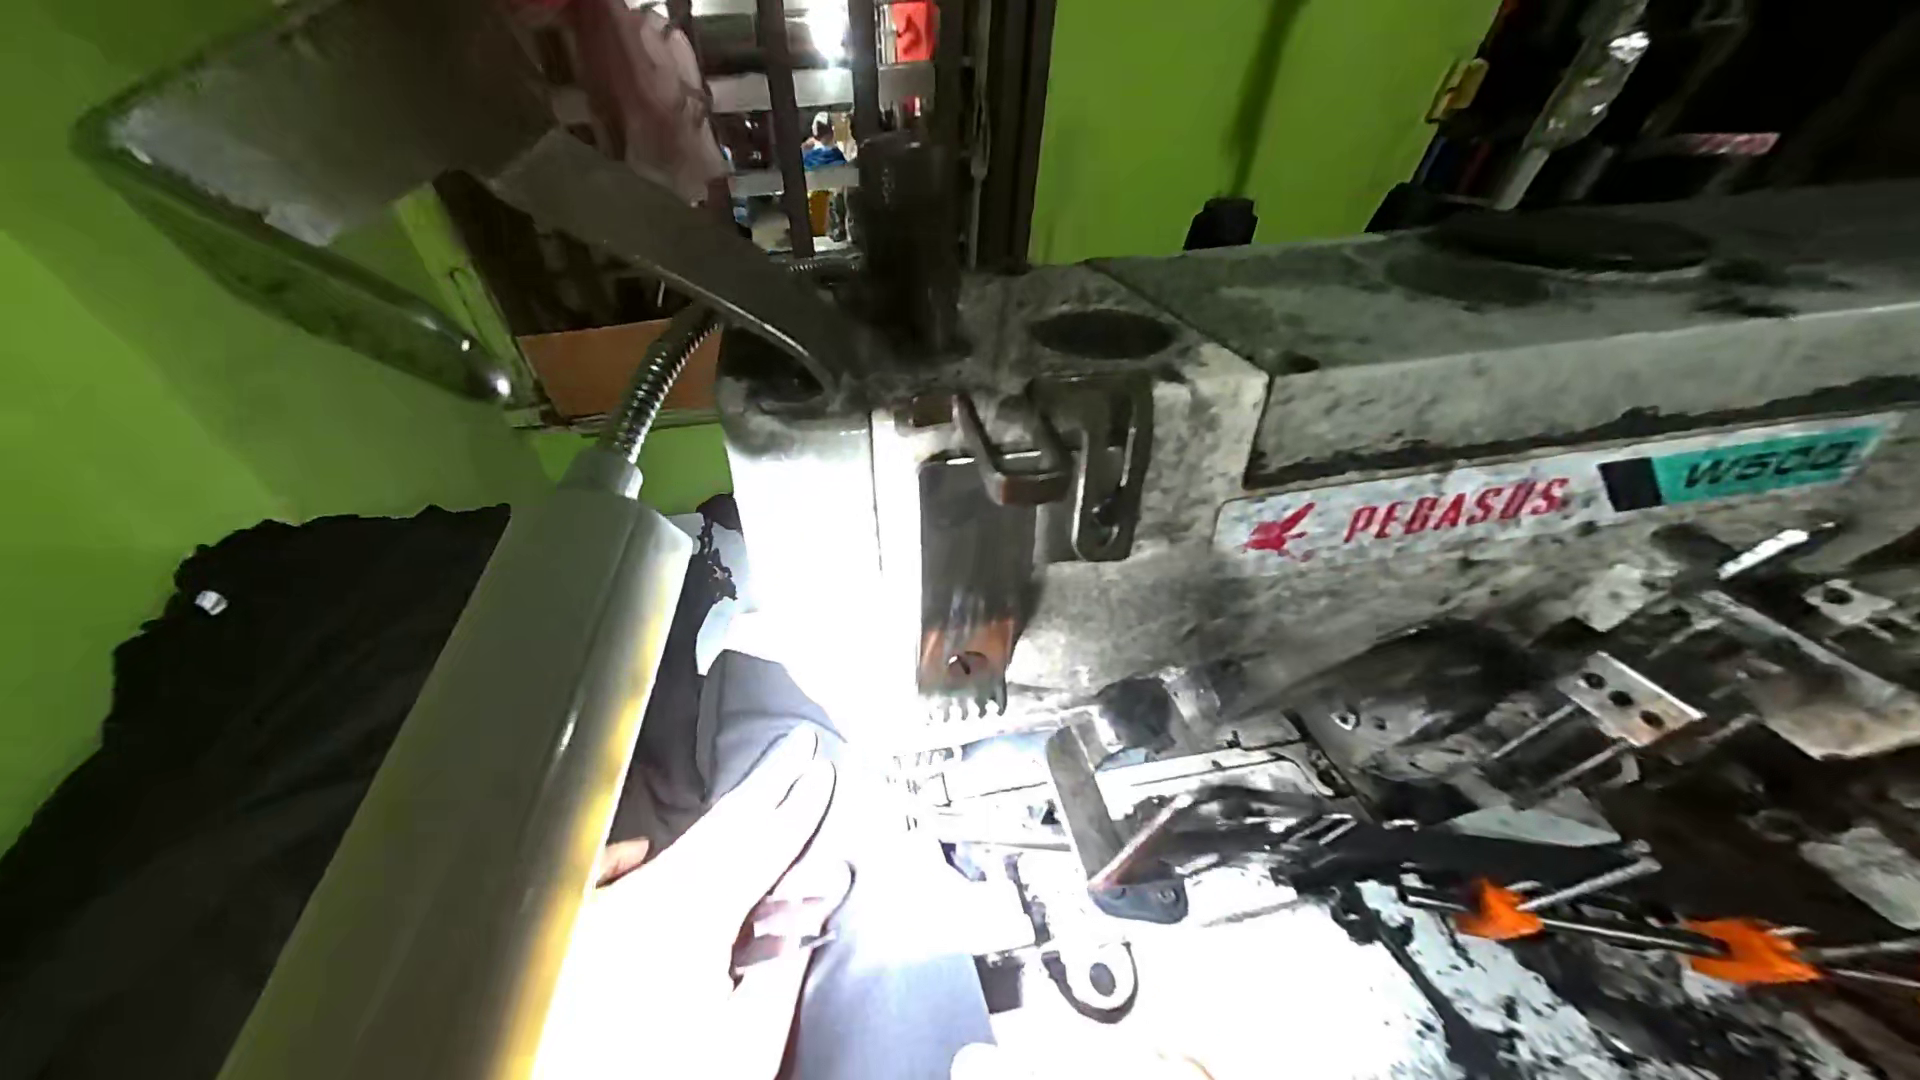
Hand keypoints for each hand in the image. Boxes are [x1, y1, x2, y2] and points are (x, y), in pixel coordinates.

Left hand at [535, 730, 844, 1079]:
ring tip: (753, 789)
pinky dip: (626, 856)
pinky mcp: (571, 940)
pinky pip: (604, 877)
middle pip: (726, 825)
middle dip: (770, 780)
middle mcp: (647, 899)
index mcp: (696, 919)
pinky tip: (636, 847)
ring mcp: (602, 915)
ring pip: (677, 847)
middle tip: (796, 740)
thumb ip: (786, 964)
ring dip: (722, 817)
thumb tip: (820, 898)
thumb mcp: (746, 1046)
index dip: (800, 806)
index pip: (765, 845)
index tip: (823, 769)